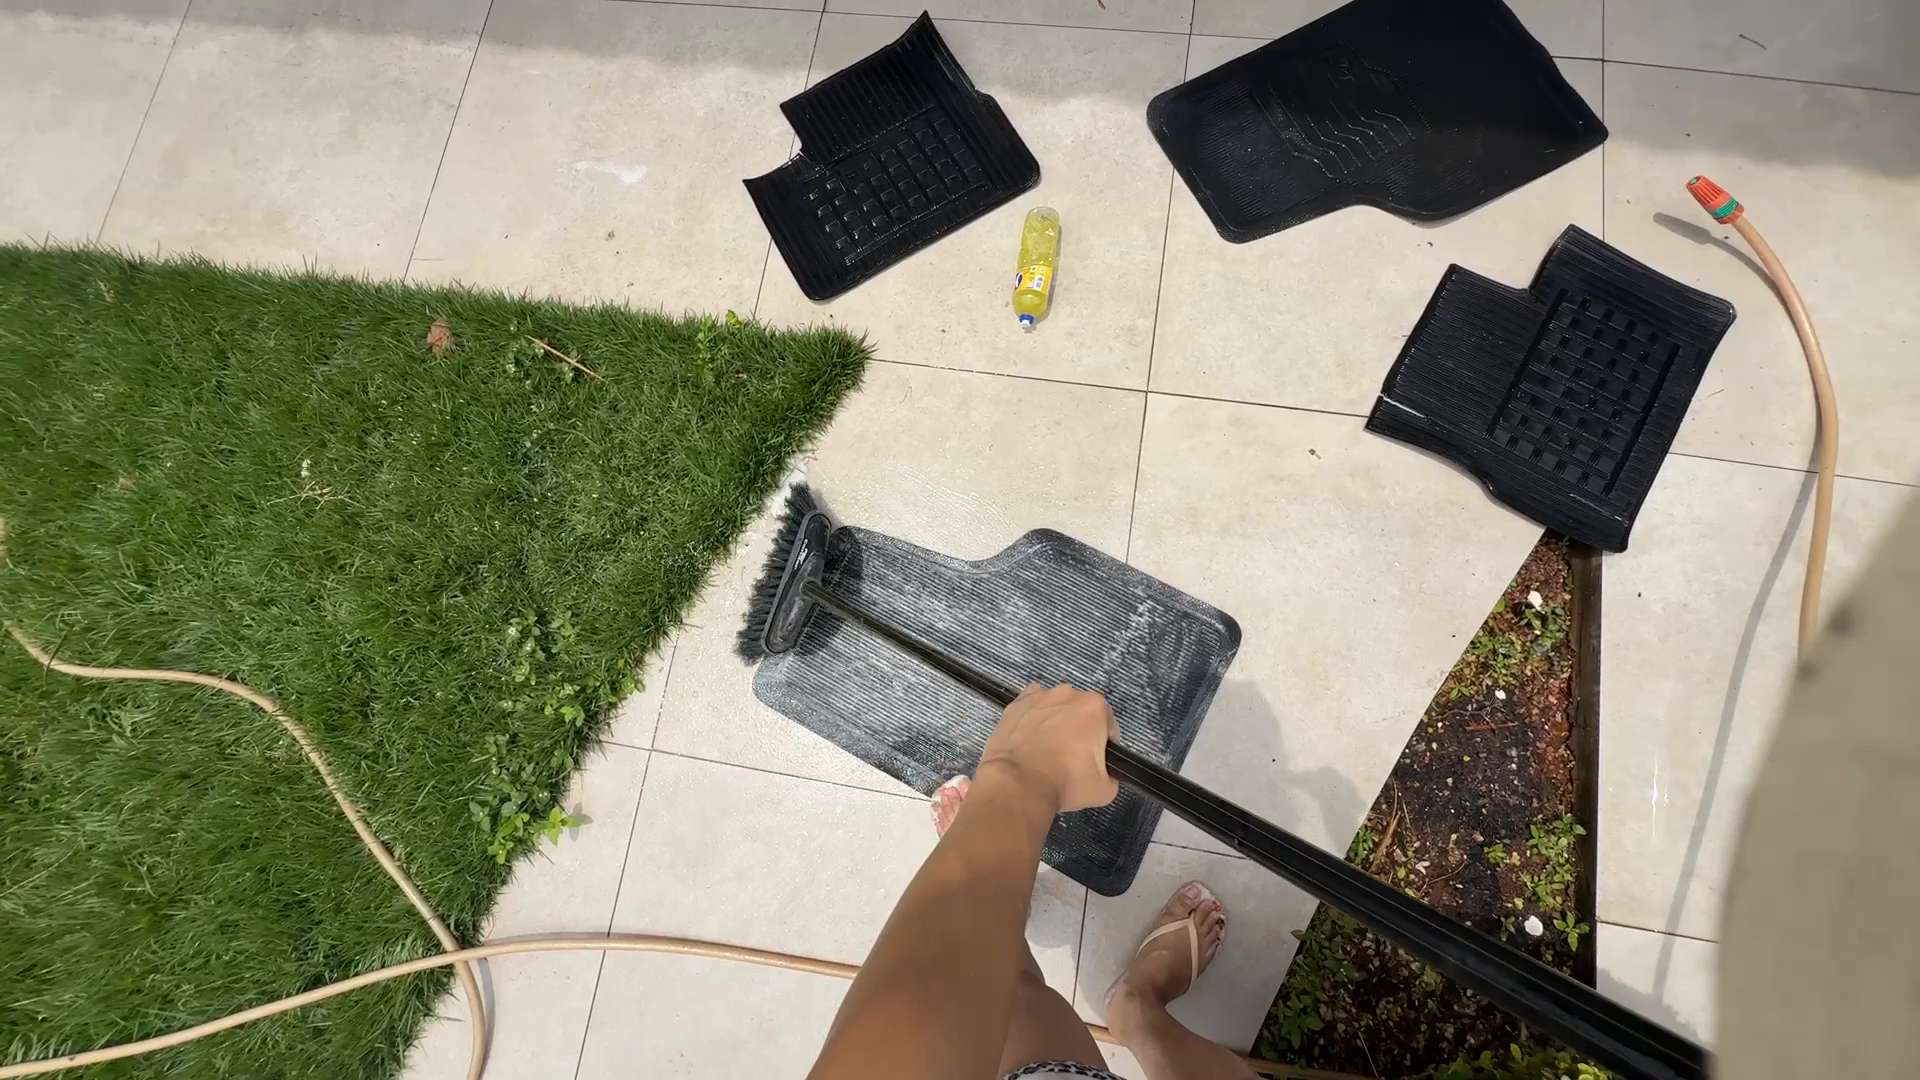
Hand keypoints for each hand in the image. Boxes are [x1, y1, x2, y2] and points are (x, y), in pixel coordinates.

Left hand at [978, 683, 1120, 814]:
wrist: (1019, 783)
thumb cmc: (1064, 781)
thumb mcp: (1104, 789)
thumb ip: (1111, 776)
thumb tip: (1105, 775)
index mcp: (1094, 708)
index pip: (1107, 723)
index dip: (1104, 743)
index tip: (1096, 758)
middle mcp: (1068, 694)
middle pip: (1080, 711)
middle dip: (1079, 729)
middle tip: (1072, 757)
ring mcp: (1040, 696)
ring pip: (1055, 707)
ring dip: (1055, 722)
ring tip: (1047, 749)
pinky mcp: (1017, 703)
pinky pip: (1031, 705)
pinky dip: (1032, 717)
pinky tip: (1030, 736)